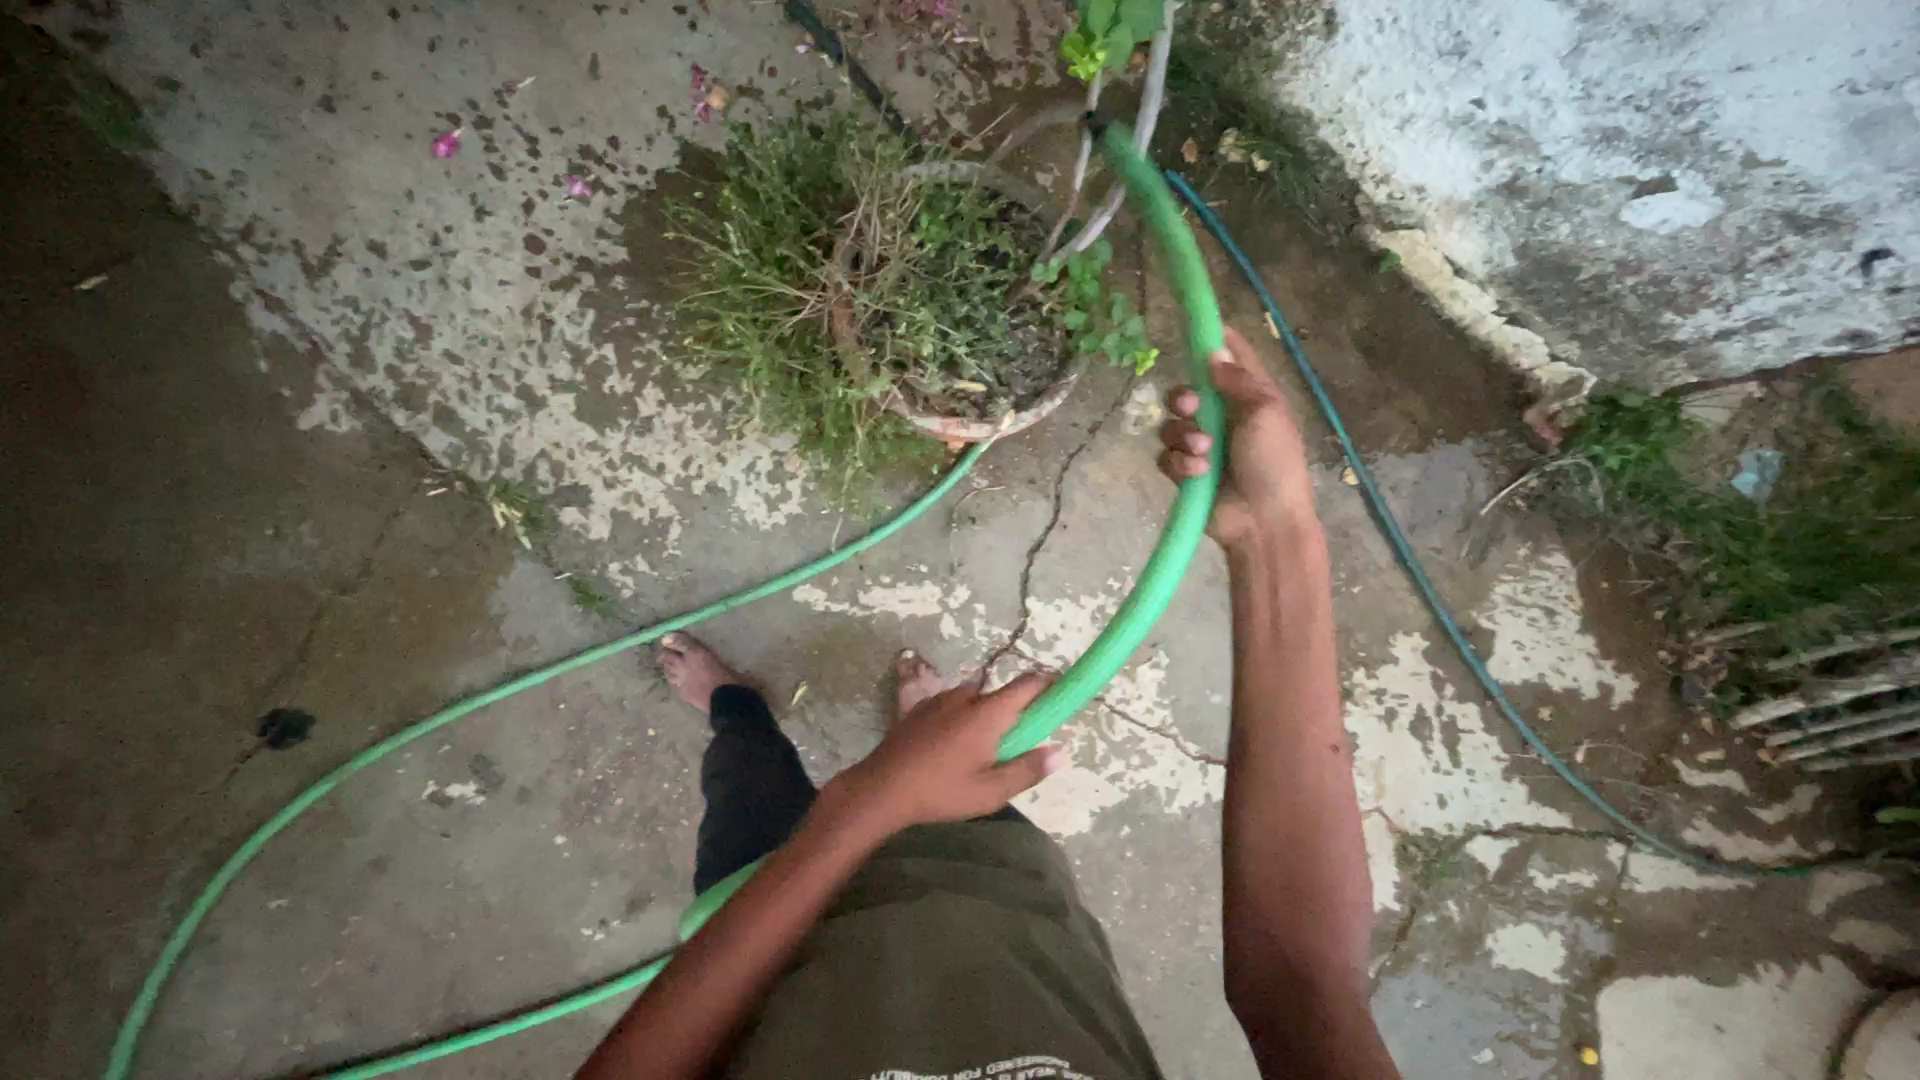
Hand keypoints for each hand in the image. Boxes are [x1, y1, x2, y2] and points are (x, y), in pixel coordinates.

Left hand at [825, 671, 1065, 831]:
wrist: (882, 787)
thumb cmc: (941, 791)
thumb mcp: (990, 791)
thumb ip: (1028, 770)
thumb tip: (1061, 751)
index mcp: (988, 713)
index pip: (1028, 684)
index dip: (1049, 683)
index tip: (1062, 691)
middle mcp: (966, 696)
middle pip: (1000, 695)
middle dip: (1013, 713)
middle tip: (1014, 745)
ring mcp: (939, 699)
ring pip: (974, 700)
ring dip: (984, 717)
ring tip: (979, 752)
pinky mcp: (918, 708)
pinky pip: (951, 707)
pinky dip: (960, 720)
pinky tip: (950, 749)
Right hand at [1158, 327, 1316, 549]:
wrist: (1264, 520)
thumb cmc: (1274, 463)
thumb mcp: (1266, 412)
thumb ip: (1238, 381)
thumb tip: (1213, 352)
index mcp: (1251, 396)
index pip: (1229, 357)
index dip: (1212, 340)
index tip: (1192, 326)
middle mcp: (1224, 416)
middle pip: (1187, 390)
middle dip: (1183, 398)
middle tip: (1191, 407)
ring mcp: (1203, 446)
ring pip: (1171, 425)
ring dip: (1184, 436)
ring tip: (1203, 453)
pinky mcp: (1186, 472)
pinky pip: (1166, 456)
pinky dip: (1179, 463)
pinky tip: (1198, 474)